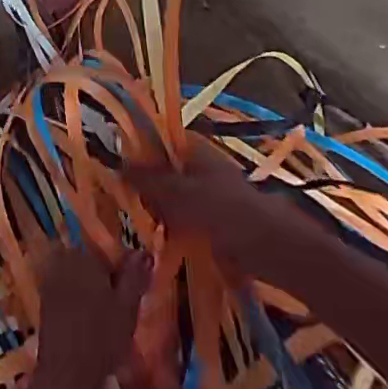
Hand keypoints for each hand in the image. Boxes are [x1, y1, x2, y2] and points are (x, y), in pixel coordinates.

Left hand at [26, 247, 150, 388]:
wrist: (68, 369)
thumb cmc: (102, 335)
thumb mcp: (128, 305)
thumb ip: (135, 275)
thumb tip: (143, 251)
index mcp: (85, 255)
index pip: (107, 252)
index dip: (120, 272)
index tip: (127, 293)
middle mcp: (64, 260)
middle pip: (89, 262)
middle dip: (102, 278)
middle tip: (116, 305)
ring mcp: (50, 279)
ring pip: (76, 276)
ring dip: (88, 289)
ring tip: (101, 315)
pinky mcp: (43, 299)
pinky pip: (64, 290)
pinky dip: (74, 300)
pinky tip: (84, 321)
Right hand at [123, 140, 322, 272]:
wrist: (273, 251)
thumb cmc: (225, 212)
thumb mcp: (179, 193)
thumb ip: (147, 178)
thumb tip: (115, 162)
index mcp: (193, 148)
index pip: (156, 138)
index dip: (135, 147)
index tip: (114, 163)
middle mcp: (198, 164)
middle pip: (160, 166)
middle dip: (143, 181)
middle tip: (125, 196)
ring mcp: (206, 191)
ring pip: (169, 192)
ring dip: (155, 205)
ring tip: (139, 218)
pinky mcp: (211, 217)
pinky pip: (181, 214)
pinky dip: (169, 222)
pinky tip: (158, 234)